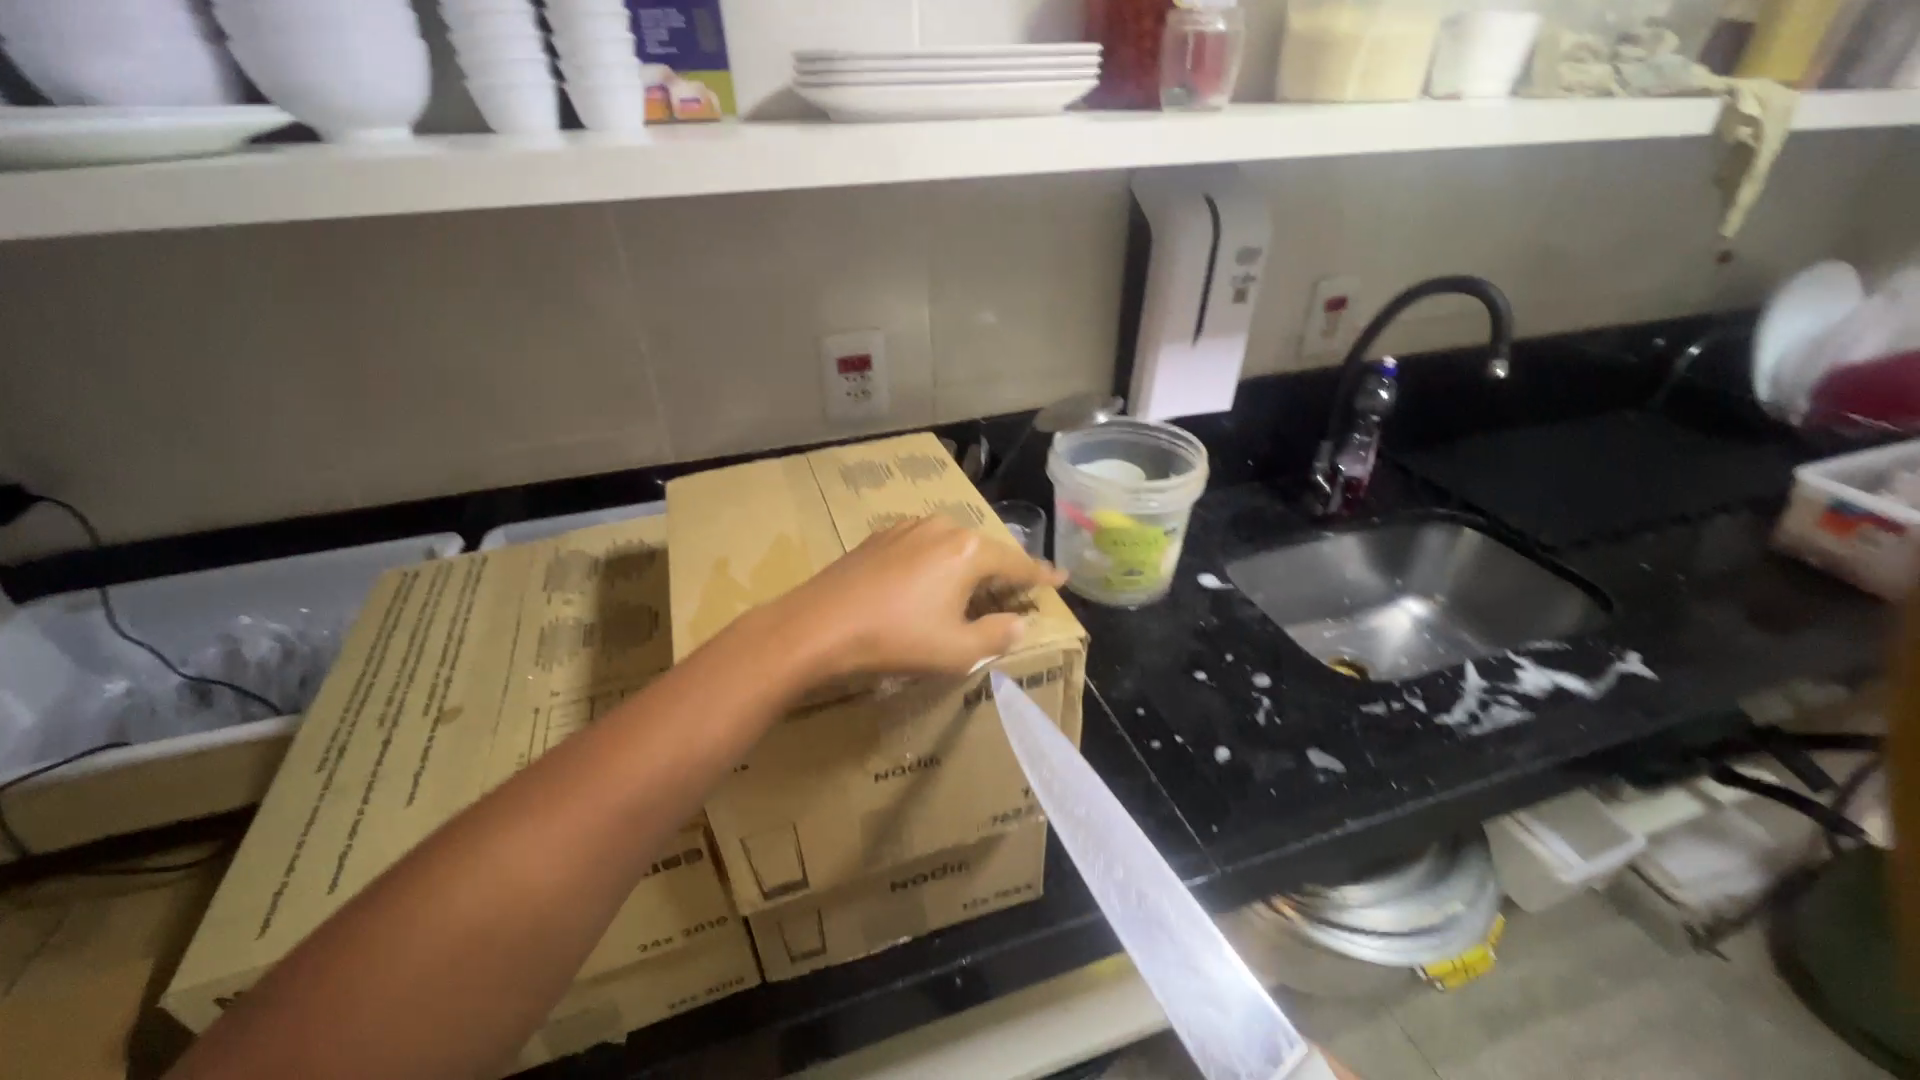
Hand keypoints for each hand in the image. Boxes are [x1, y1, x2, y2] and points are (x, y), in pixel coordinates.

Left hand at [766, 516, 1065, 678]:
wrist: (818, 626)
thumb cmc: (895, 639)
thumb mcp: (956, 651)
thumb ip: (996, 634)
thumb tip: (1018, 623)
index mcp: (969, 552)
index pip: (1017, 563)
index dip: (1041, 575)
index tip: (1060, 578)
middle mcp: (942, 528)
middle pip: (984, 550)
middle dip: (1002, 571)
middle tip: (1013, 594)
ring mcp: (907, 528)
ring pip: (952, 546)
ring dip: (966, 567)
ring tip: (970, 591)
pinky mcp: (878, 537)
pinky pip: (922, 547)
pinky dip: (936, 564)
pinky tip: (926, 585)